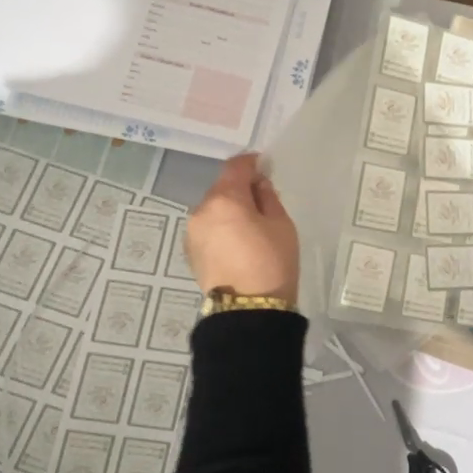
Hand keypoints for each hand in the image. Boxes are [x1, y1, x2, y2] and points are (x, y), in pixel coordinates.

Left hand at [187, 154, 298, 302]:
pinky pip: (208, 229)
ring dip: (229, 210)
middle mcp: (202, 210)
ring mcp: (192, 232)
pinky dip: (221, 228)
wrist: (249, 309)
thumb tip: (258, 185)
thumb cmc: (272, 262)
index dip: (251, 163)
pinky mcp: (191, 251)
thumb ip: (268, 198)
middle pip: (222, 189)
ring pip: (213, 210)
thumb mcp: (281, 225)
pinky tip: (237, 243)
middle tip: (262, 200)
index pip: (236, 167)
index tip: (264, 165)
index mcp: (225, 199)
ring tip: (250, 227)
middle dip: (240, 190)